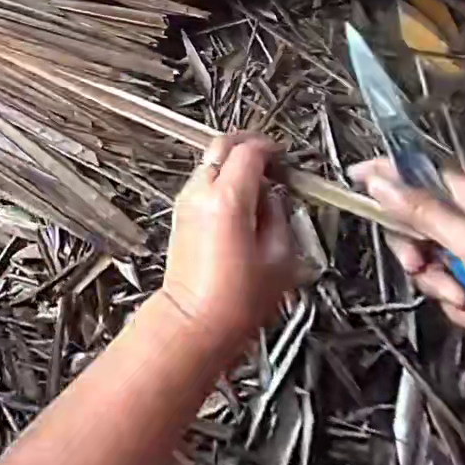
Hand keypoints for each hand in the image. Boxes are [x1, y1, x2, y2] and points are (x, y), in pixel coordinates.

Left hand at [160, 133, 298, 349]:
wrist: (195, 321)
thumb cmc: (236, 300)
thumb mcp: (280, 258)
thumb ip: (279, 215)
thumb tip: (276, 196)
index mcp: (228, 198)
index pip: (248, 151)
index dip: (269, 148)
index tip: (283, 156)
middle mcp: (202, 191)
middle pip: (222, 144)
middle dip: (248, 143)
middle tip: (270, 158)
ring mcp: (187, 199)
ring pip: (210, 160)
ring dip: (233, 162)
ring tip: (259, 185)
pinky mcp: (181, 210)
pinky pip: (203, 180)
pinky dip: (221, 179)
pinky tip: (240, 202)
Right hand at [349, 159, 464, 395]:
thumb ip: (425, 213)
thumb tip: (381, 182)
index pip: (424, 177)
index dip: (390, 176)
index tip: (357, 177)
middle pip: (421, 222)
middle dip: (417, 248)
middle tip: (421, 263)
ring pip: (432, 261)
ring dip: (440, 284)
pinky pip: (450, 291)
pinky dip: (459, 306)